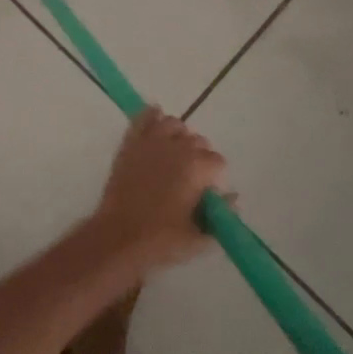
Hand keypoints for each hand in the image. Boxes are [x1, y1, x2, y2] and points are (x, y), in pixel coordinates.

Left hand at [90, 106, 227, 267]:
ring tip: (175, 152)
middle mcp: (176, 147)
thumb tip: (232, 199)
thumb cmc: (162, 239)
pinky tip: (155, 118)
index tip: (207, 191)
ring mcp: (150, 142)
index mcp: (196, 168)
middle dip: (199, 155)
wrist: (120, 235)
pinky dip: (151, 115)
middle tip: (191, 177)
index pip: (217, 161)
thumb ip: (220, 216)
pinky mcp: (130, 143)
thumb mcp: (200, 236)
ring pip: (173, 123)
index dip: (215, 176)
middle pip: (197, 140)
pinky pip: (142, 118)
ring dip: (179, 134)